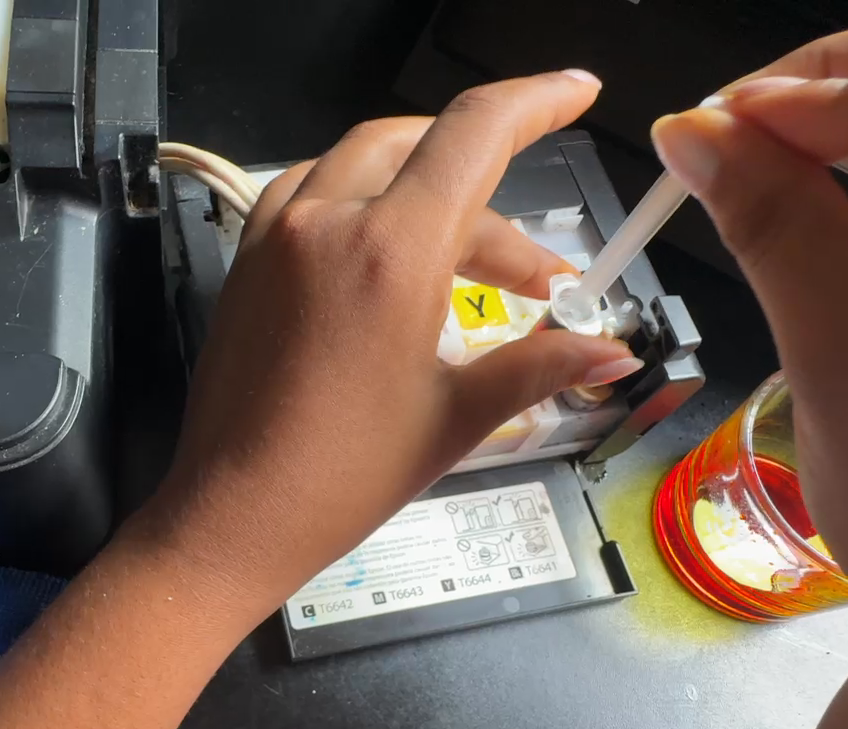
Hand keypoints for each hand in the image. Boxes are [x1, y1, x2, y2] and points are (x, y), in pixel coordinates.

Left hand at [129, 72, 640, 617]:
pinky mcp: (244, 266)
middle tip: (529, 276)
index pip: (475, 134)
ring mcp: (273, 239)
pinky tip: (378, 255)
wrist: (236, 515)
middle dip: (490, 199)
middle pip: (422, 151)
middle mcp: (326, 222)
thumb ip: (537, 367)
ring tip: (459, 260)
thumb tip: (611, 353)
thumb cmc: (347, 478)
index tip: (576, 93)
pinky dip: (356, 203)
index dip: (537, 101)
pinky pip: (306, 197)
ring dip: (421, 191)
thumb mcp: (453, 420)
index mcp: (390, 251)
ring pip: (360, 165)